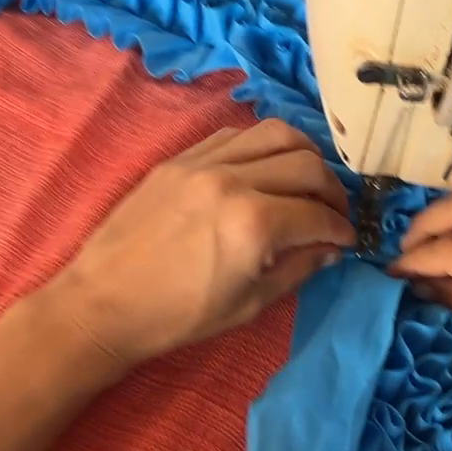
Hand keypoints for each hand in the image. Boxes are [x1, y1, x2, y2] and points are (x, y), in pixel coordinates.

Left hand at [40, 119, 355, 371]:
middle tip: (333, 213)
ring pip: (275, 133)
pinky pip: (236, 134)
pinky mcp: (181, 157)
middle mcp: (233, 180)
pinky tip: (265, 167)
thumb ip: (298, 269)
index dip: (341, 229)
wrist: (103, 302)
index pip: (318, 214)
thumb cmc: (177, 317)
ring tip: (308, 179)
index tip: (348, 240)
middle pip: (306, 164)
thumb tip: (331, 248)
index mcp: (253, 224)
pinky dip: (262, 145)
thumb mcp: (249, 305)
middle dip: (332, 190)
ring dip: (304, 154)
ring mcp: (204, 162)